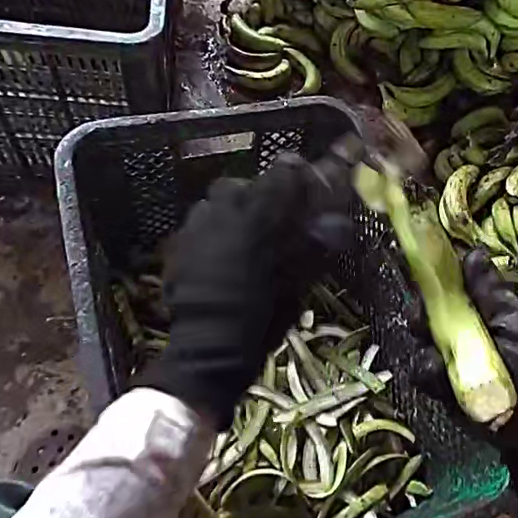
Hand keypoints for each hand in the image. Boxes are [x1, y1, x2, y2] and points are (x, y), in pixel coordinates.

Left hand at [139, 151, 354, 427]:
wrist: (209, 345)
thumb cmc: (262, 313)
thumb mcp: (300, 280)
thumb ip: (318, 244)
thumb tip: (338, 222)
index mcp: (259, 213)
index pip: (284, 172)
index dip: (299, 175)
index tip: (308, 186)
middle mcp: (225, 209)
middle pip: (246, 183)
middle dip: (262, 195)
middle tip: (275, 218)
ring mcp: (196, 224)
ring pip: (220, 202)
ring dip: (236, 211)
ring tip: (246, 235)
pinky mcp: (179, 243)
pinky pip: (201, 223)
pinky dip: (215, 231)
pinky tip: (222, 254)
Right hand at [407, 249, 517, 504]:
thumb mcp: (515, 324)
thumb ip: (490, 293)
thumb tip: (474, 252)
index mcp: (478, 303)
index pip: (450, 275)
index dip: (434, 264)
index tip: (422, 253)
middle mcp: (456, 321)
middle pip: (425, 299)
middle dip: (422, 300)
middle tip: (427, 307)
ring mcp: (443, 349)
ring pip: (417, 330)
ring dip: (424, 332)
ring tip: (438, 342)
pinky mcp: (434, 378)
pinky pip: (419, 367)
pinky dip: (428, 368)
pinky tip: (443, 372)